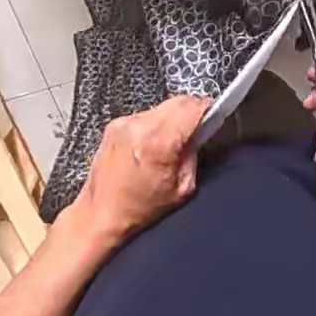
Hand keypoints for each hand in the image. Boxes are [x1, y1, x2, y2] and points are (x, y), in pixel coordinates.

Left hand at [66, 94, 210, 249]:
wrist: (102, 213)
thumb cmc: (138, 208)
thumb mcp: (182, 187)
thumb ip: (194, 153)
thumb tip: (200, 132)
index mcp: (157, 143)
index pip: (191, 106)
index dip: (208, 109)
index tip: (214, 114)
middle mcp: (138, 127)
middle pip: (178, 101)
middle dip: (191, 112)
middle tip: (195, 132)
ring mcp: (123, 124)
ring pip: (162, 106)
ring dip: (172, 118)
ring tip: (170, 144)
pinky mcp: (114, 125)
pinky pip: (145, 115)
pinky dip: (155, 125)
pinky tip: (151, 146)